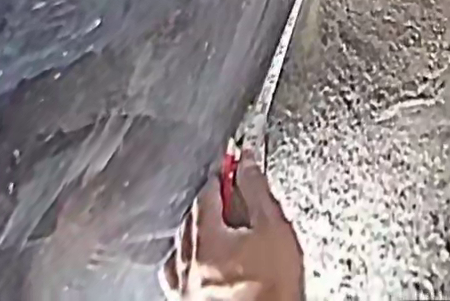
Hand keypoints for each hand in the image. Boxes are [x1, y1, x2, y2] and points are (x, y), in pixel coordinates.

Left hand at [161, 151, 304, 300]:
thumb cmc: (274, 287)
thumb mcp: (273, 227)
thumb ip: (256, 189)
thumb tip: (245, 161)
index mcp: (207, 242)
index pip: (205, 194)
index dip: (220, 175)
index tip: (231, 165)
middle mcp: (188, 267)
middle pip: (189, 220)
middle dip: (206, 202)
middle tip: (225, 192)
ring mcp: (185, 291)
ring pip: (178, 251)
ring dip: (193, 232)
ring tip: (212, 225)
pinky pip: (176, 278)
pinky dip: (185, 261)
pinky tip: (198, 262)